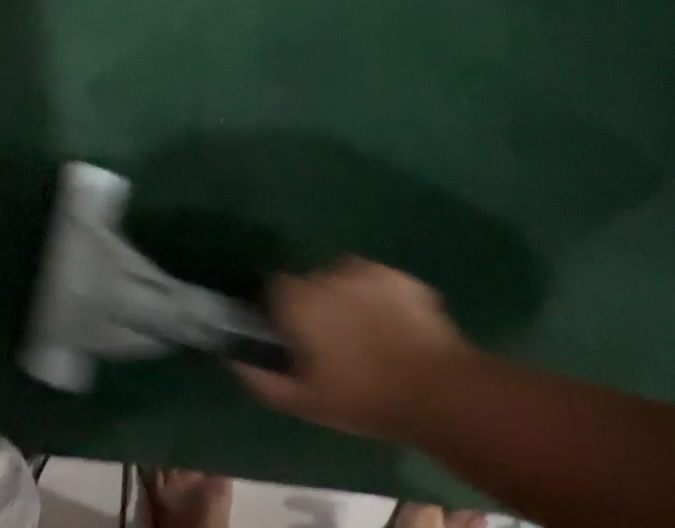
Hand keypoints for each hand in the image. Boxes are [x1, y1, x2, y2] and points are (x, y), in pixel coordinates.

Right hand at [236, 259, 473, 438]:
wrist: (439, 390)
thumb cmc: (363, 398)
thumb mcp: (305, 402)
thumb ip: (262, 380)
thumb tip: (235, 361)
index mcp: (297, 300)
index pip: (273, 289)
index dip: (280, 311)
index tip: (292, 337)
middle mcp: (325, 274)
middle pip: (308, 282)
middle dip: (315, 304)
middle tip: (331, 342)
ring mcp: (365, 271)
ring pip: (342, 279)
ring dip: (345, 298)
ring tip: (365, 334)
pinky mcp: (399, 276)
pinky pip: (376, 282)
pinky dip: (378, 298)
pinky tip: (392, 328)